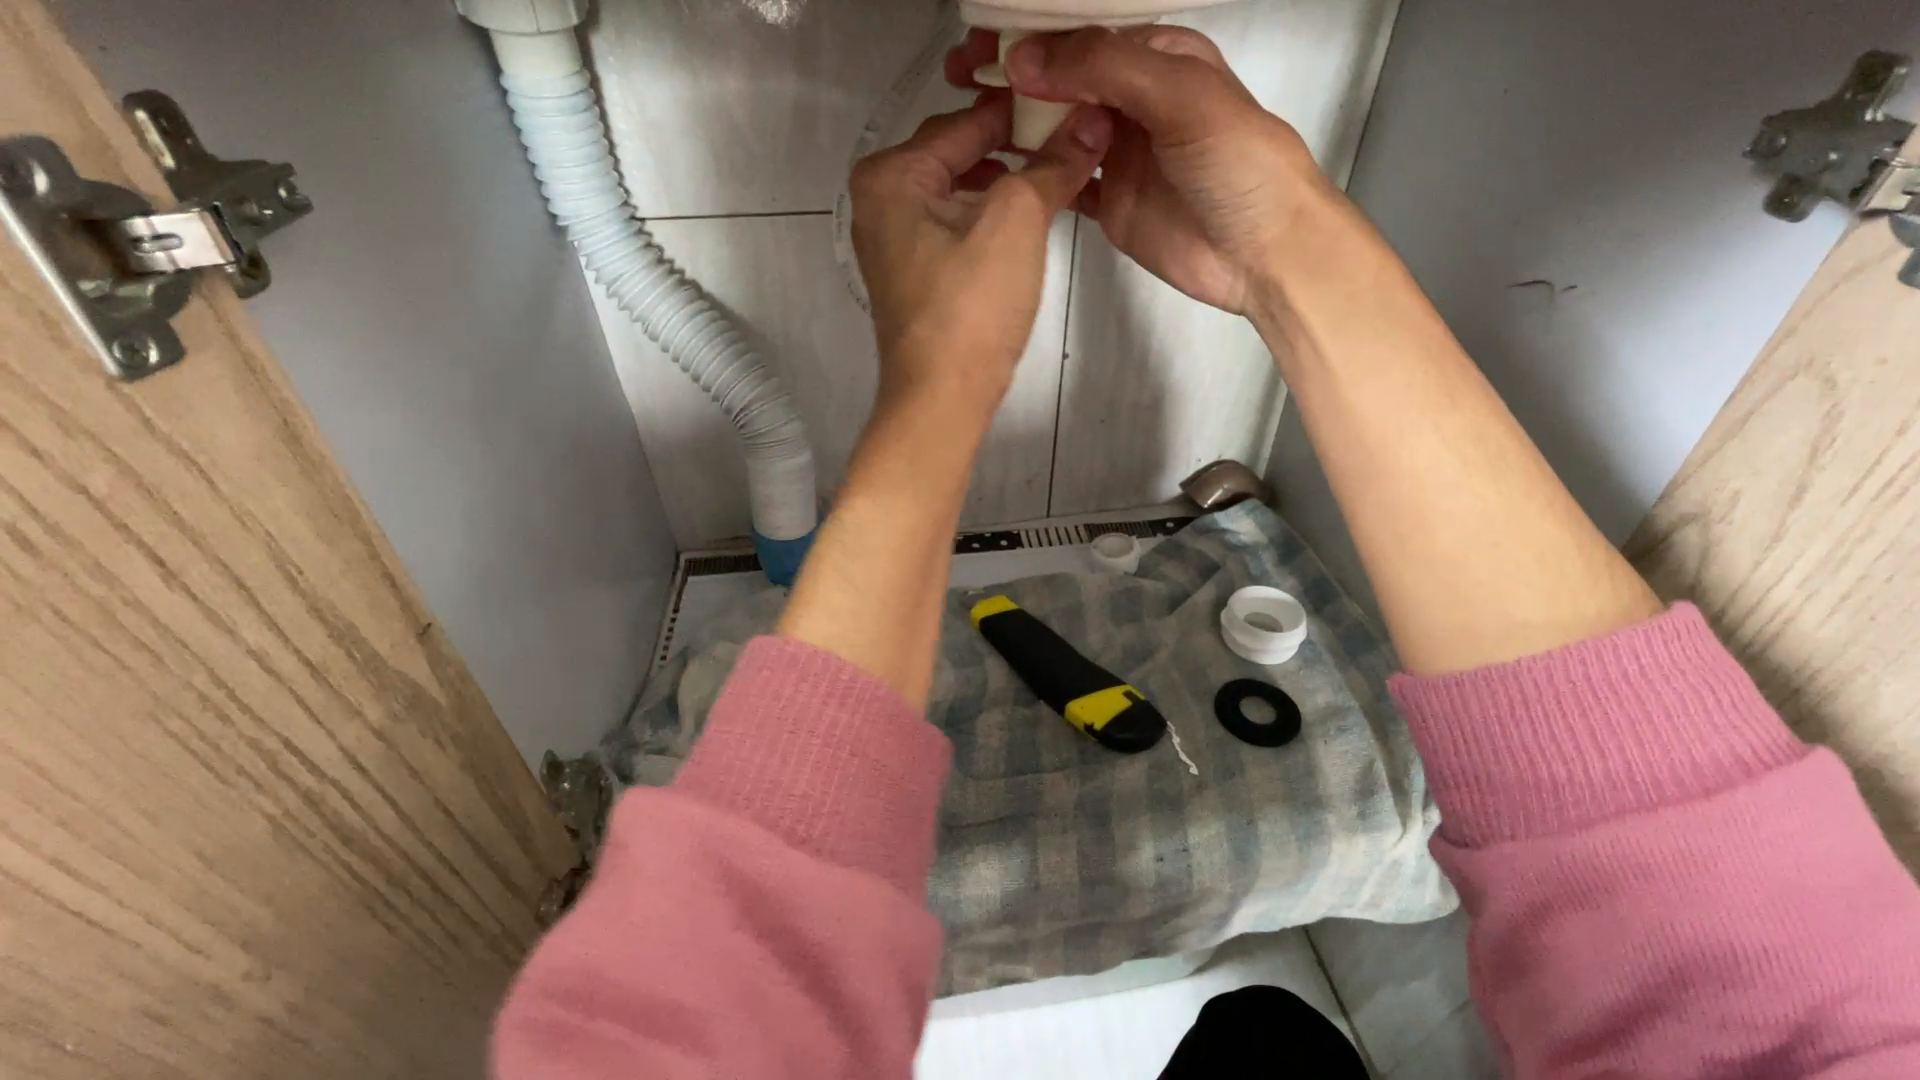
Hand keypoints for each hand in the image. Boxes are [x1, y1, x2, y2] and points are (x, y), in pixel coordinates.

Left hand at [851, 92, 1108, 424]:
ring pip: (959, 190)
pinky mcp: (914, 273)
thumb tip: (1090, 122)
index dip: (1023, 112)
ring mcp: (894, 240)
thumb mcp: (1014, 221)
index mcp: (891, 175)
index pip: (966, 122)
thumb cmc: (970, 307)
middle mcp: (881, 200)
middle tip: (1072, 138)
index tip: (1075, 104)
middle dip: (1014, 145)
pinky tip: (1027, 218)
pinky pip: (956, 224)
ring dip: (1006, 181)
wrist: (942, 397)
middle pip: (958, 152)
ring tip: (1058, 175)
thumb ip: (1049, 166)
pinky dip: (990, 215)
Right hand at [946, 26, 1331, 314]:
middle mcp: (1133, 101)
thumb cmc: (1241, 164)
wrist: (1263, 253)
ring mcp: (1117, 153)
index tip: (983, 43)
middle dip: (1013, 73)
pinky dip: (1029, 173)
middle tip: (961, 74)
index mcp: (1157, 58)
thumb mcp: (1181, 97)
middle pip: (1062, 78)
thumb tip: (1026, 60)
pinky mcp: (1106, 202)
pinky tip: (995, 169)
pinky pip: (1060, 179)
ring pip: (1055, 127)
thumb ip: (1106, 69)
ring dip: (1012, 120)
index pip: (1083, 36)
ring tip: (966, 115)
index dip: (1032, 36)